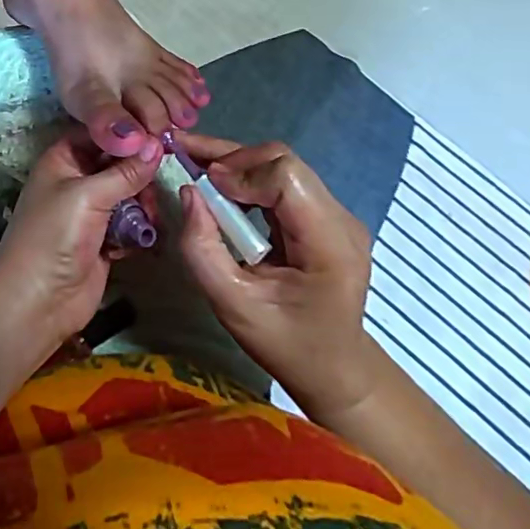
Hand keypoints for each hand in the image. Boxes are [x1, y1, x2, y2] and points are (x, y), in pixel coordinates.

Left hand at [0, 128, 161, 346]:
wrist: (38, 302)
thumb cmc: (54, 236)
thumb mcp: (88, 195)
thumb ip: (126, 171)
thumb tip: (158, 143)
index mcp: (64, 157)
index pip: (102, 131)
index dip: (130, 133)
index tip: (163, 136)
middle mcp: (77, 178)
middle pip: (120, 163)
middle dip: (140, 174)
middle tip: (152, 192)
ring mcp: (91, 210)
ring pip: (130, 193)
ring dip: (142, 204)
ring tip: (147, 219)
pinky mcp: (104, 238)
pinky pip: (131, 222)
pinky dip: (138, 228)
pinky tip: (142, 238)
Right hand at [173, 134, 378, 420]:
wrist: (333, 369)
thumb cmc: (285, 344)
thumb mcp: (232, 305)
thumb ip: (203, 249)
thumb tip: (188, 191)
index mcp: (330, 244)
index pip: (287, 177)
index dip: (241, 173)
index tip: (203, 187)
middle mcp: (341, 218)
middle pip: (284, 161)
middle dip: (234, 159)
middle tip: (191, 165)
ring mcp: (336, 214)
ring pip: (282, 163)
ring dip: (238, 164)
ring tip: (198, 168)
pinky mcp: (323, 214)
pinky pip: (283, 179)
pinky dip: (248, 177)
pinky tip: (222, 188)